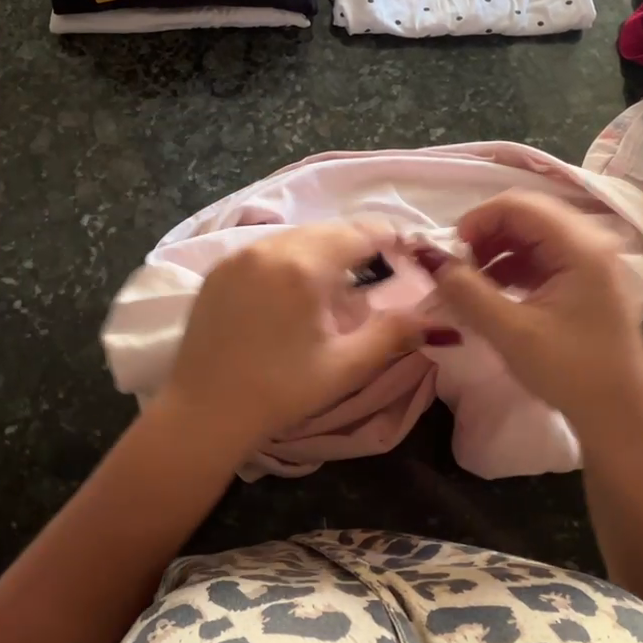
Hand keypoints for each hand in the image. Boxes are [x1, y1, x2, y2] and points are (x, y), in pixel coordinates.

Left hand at [158, 222, 422, 448]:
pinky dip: (287, 259)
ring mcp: (237, 257)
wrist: (203, 411)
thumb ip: (394, 335)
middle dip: (356, 245)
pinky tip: (292, 292)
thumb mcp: (344, 367)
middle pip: (326, 230)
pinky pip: (263, 251)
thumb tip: (439, 322)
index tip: (408, 255)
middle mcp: (268, 249)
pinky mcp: (216, 271)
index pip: (359, 233)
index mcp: (303, 267)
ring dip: (321, 250)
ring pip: (294, 237)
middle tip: (376, 275)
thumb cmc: (279, 392)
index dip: (390, 239)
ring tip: (335, 286)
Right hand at [408, 191, 642, 443]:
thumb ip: (465, 290)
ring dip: (496, 251)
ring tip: (471, 283)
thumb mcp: (510, 332)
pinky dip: (512, 266)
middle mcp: (591, 243)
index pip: (519, 205)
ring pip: (532, 235)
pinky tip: (494, 293)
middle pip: (527, 215)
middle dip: (485, 235)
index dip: (477, 220)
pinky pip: (541, 255)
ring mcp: (591, 262)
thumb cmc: (570, 373)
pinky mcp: (586, 280)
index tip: (449, 252)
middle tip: (457, 267)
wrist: (620, 417)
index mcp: (581, 247)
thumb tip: (425, 257)